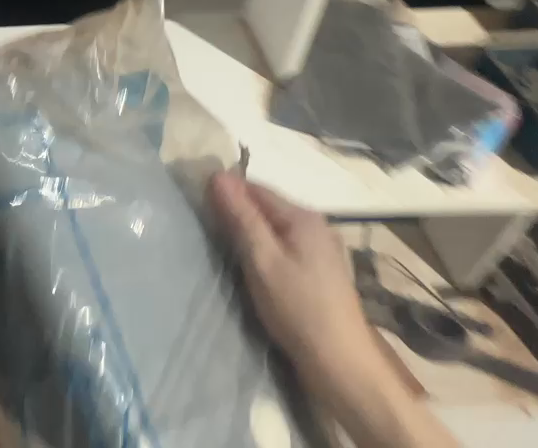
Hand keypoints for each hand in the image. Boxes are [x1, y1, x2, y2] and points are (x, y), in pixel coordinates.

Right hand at [207, 173, 454, 447]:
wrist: (341, 363)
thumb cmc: (298, 307)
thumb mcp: (261, 258)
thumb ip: (240, 215)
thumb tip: (217, 175)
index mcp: (303, 216)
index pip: (254, 187)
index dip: (224, 191)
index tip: (196, 203)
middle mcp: (316, 225)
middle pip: (265, 206)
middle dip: (236, 212)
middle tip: (206, 228)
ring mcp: (321, 248)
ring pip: (273, 227)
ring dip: (249, 231)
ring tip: (224, 246)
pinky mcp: (320, 270)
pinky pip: (283, 245)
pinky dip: (264, 248)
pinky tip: (252, 265)